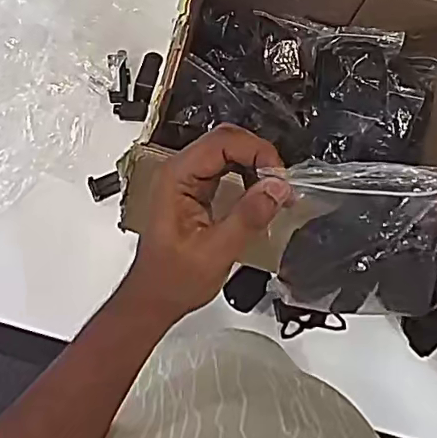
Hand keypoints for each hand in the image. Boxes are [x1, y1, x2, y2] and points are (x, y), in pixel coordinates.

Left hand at [120, 124, 291, 321]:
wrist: (155, 298)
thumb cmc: (172, 280)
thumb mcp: (216, 252)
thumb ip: (248, 216)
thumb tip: (276, 188)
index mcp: (176, 178)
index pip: (222, 142)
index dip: (256, 152)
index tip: (278, 177)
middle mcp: (180, 172)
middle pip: (227, 140)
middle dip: (260, 156)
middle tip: (280, 183)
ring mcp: (188, 179)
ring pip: (231, 151)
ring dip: (257, 165)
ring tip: (276, 191)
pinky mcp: (199, 189)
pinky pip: (229, 168)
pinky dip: (251, 176)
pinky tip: (262, 195)